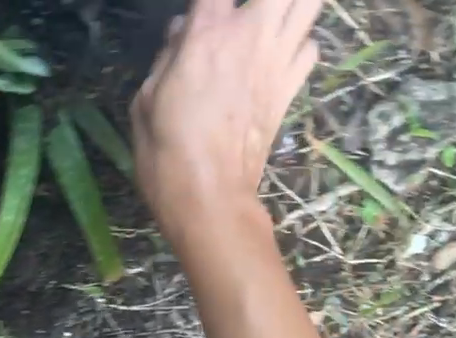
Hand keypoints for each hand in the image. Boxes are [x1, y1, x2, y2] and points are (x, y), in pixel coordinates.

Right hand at [130, 0, 319, 243]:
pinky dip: (300, 45)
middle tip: (244, 17)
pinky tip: (281, 56)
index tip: (202, 14)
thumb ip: (166, 58)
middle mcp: (249, 35)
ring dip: (291, 7)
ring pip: (308, 3)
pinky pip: (310, 48)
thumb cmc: (166, 157)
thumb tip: (182, 34)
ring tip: (272, 20)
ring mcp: (276, 61)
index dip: (207, 1)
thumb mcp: (145, 103)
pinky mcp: (289, 90)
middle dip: (264, 0)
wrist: (209, 200)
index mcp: (207, 33)